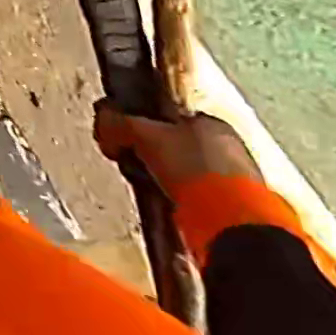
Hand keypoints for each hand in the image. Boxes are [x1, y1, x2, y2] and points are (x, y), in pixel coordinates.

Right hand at [94, 101, 262, 194]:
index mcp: (211, 122)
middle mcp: (226, 147)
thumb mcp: (140, 132)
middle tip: (127, 156)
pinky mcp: (231, 205)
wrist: (231, 220)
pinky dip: (168, 191)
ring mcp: (232, 178)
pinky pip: (186, 190)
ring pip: (174, 166)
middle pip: (166, 141)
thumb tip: (103, 120)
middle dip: (141, 149)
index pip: (161, 114)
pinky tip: (161, 195)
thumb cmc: (191, 166)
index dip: (132, 120)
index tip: (118, 133)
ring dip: (153, 171)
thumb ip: (115, 120)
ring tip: (143, 179)